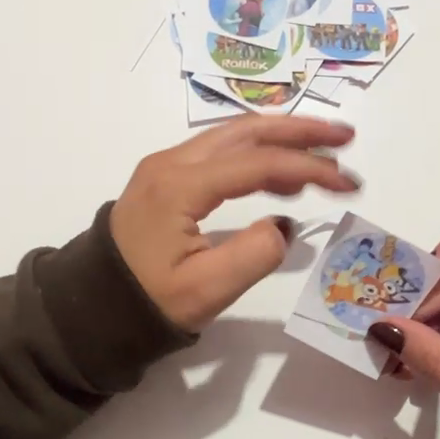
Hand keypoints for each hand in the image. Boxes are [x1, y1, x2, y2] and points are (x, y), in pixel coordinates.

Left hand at [111, 116, 360, 331]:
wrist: (90, 307)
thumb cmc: (148, 302)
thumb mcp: (206, 291)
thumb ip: (254, 255)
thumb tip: (284, 226)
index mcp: (179, 185)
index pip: (257, 163)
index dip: (308, 168)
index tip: (348, 185)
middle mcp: (172, 163)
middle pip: (245, 132)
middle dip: (300, 132)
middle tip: (345, 137)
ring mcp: (166, 167)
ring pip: (232, 137)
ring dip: (279, 139)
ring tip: (324, 153)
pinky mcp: (165, 179)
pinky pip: (219, 153)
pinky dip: (256, 154)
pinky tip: (280, 174)